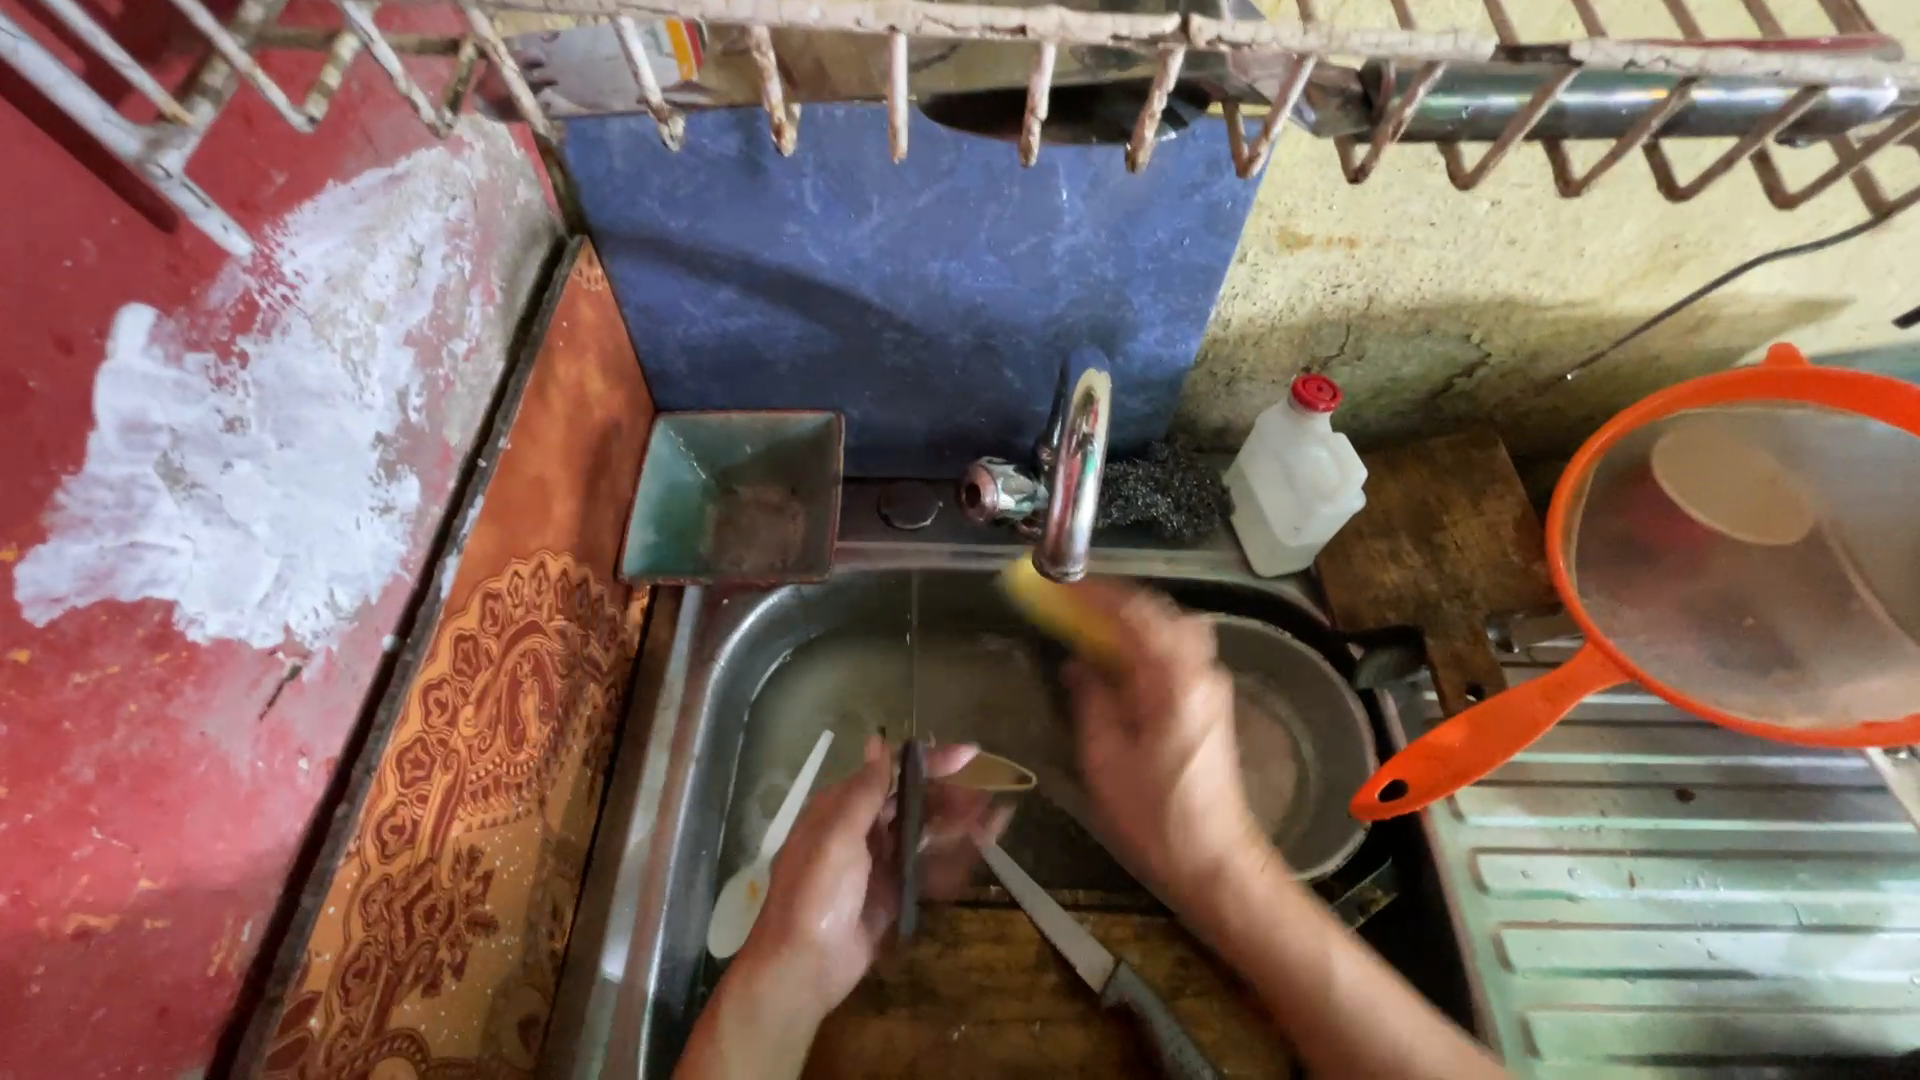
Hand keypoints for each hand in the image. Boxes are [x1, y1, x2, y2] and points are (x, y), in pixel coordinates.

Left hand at [735, 736, 1010, 1020]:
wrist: (802, 968)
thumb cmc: (816, 893)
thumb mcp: (837, 835)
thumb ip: (864, 790)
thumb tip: (878, 740)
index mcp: (842, 808)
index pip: (891, 772)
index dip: (930, 762)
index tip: (968, 756)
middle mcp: (861, 829)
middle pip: (913, 802)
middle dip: (950, 796)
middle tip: (989, 795)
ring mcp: (879, 862)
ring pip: (925, 833)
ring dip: (958, 823)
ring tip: (995, 816)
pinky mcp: (893, 893)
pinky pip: (927, 866)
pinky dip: (953, 856)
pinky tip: (979, 848)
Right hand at [1061, 582, 1268, 907]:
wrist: (1214, 860)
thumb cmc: (1154, 816)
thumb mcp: (1105, 759)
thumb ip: (1091, 699)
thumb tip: (1077, 664)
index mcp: (1172, 681)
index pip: (1133, 614)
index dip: (1093, 594)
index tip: (1058, 584)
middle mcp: (1200, 672)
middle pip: (1158, 612)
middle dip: (1112, 599)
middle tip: (1071, 600)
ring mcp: (1210, 685)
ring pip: (1172, 627)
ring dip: (1131, 617)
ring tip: (1092, 623)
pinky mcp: (1210, 701)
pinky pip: (1178, 649)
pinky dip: (1146, 639)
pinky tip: (1120, 655)